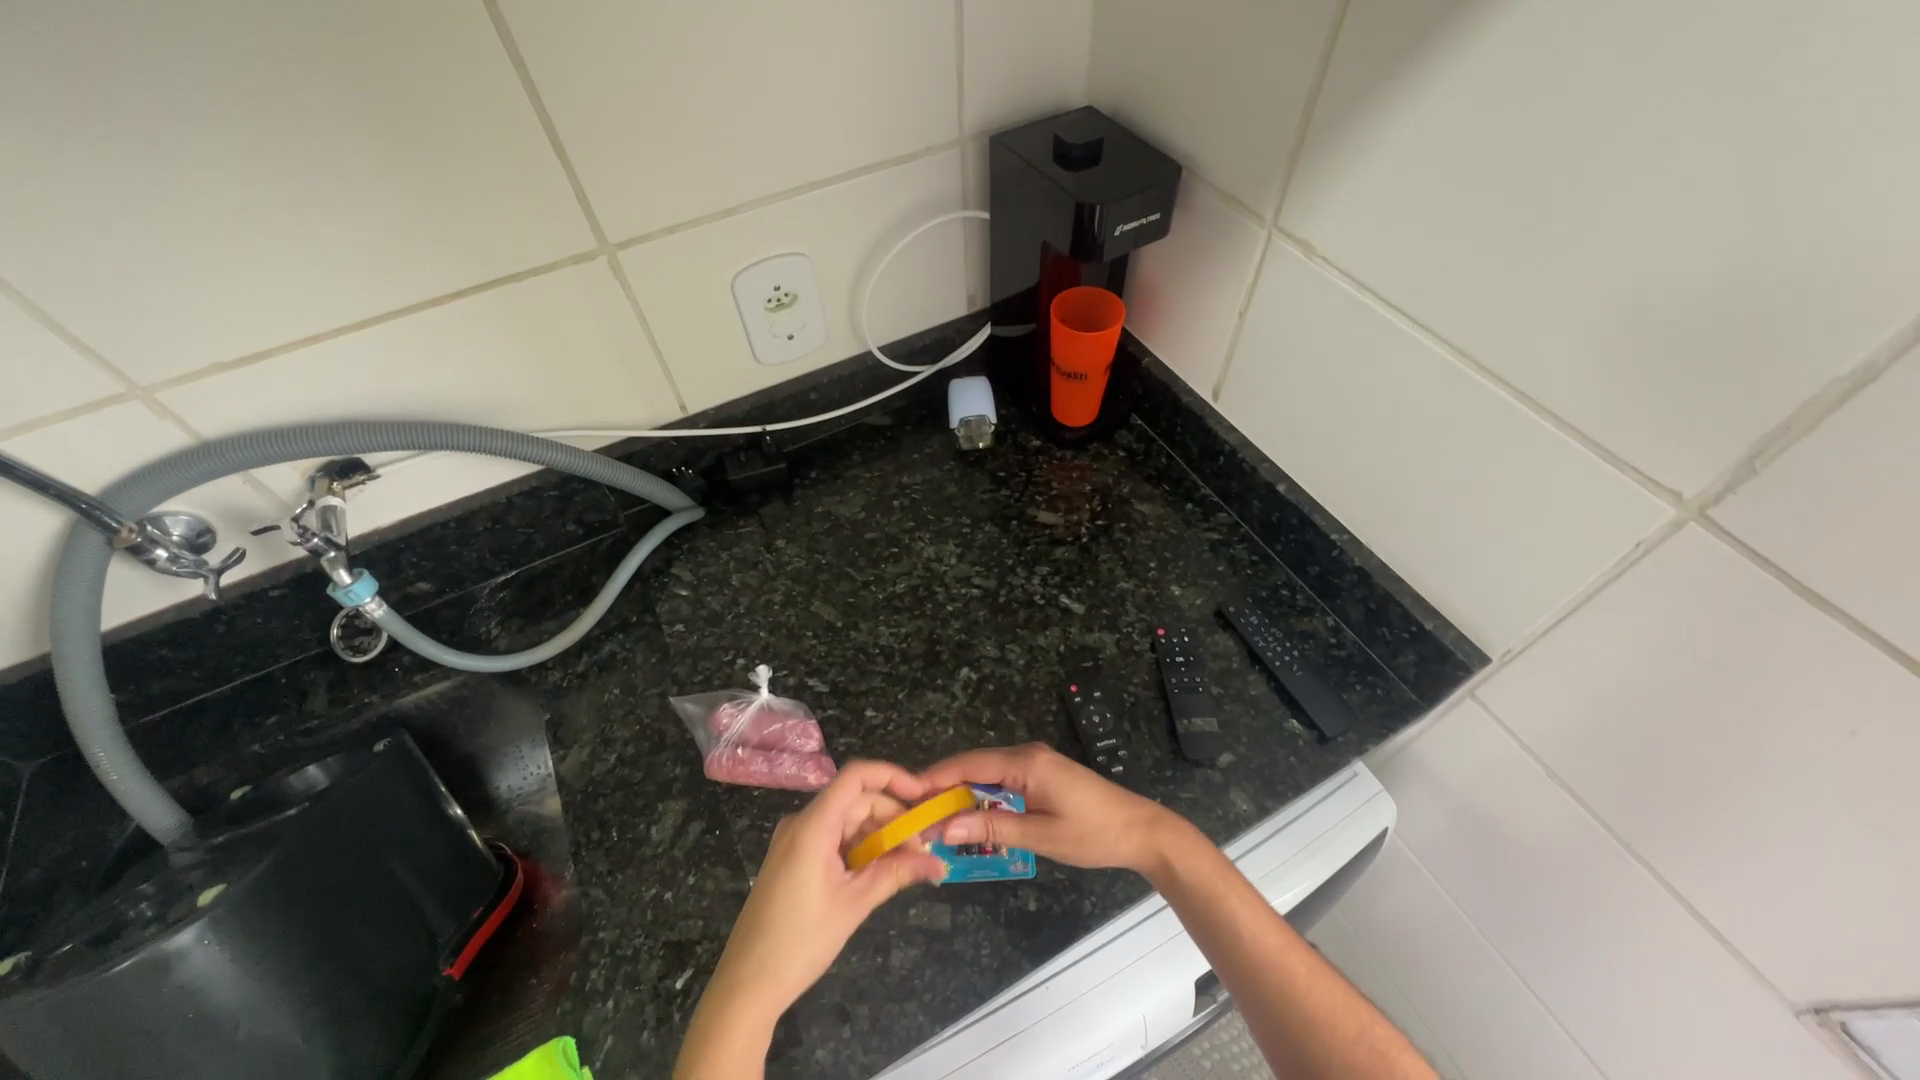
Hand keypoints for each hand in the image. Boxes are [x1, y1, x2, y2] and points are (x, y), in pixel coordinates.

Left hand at [699, 762, 947, 1028]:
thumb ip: (896, 874)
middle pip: (856, 801)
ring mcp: (794, 841)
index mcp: (813, 825)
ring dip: (879, 835)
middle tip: (923, 849)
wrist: (747, 984)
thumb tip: (938, 863)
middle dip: (893, 818)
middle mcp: (801, 823)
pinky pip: (833, 839)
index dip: (892, 777)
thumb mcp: (854, 904)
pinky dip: (859, 848)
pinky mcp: (793, 859)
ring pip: (846, 821)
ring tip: (908, 863)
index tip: (922, 798)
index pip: (856, 776)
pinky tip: (880, 870)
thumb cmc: (800, 942)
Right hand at [917, 743, 1188, 874]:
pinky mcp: (1042, 775)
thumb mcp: (1042, 835)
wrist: (1142, 831)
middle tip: (915, 813)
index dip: (935, 779)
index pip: (969, 764)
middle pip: (973, 765)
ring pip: (985, 772)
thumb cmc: (1094, 834)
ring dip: (960, 792)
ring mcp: (1036, 763)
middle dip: (943, 787)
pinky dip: (981, 794)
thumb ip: (994, 828)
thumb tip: (945, 827)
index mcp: (1026, 763)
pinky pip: (1001, 779)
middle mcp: (1027, 755)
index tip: (907, 796)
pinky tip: (968, 813)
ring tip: (933, 816)